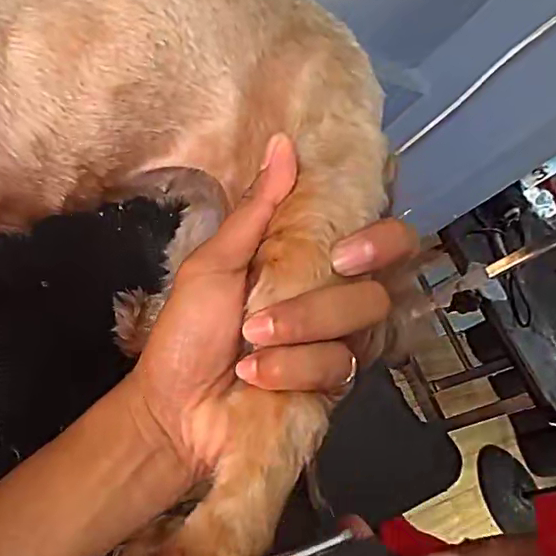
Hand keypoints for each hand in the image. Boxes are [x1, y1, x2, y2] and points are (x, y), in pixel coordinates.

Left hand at [125, 134, 419, 484]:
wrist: (174, 410)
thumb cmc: (187, 335)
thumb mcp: (213, 265)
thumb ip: (255, 211)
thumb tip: (283, 146)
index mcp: (307, 263)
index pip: (376, 242)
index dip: (381, 239)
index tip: (345, 247)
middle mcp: (331, 300)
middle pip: (379, 282)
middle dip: (327, 293)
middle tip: (283, 304)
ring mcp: (336, 345)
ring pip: (362, 321)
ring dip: (301, 326)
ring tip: (249, 339)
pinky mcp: (333, 385)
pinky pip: (339, 365)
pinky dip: (292, 367)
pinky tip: (255, 374)